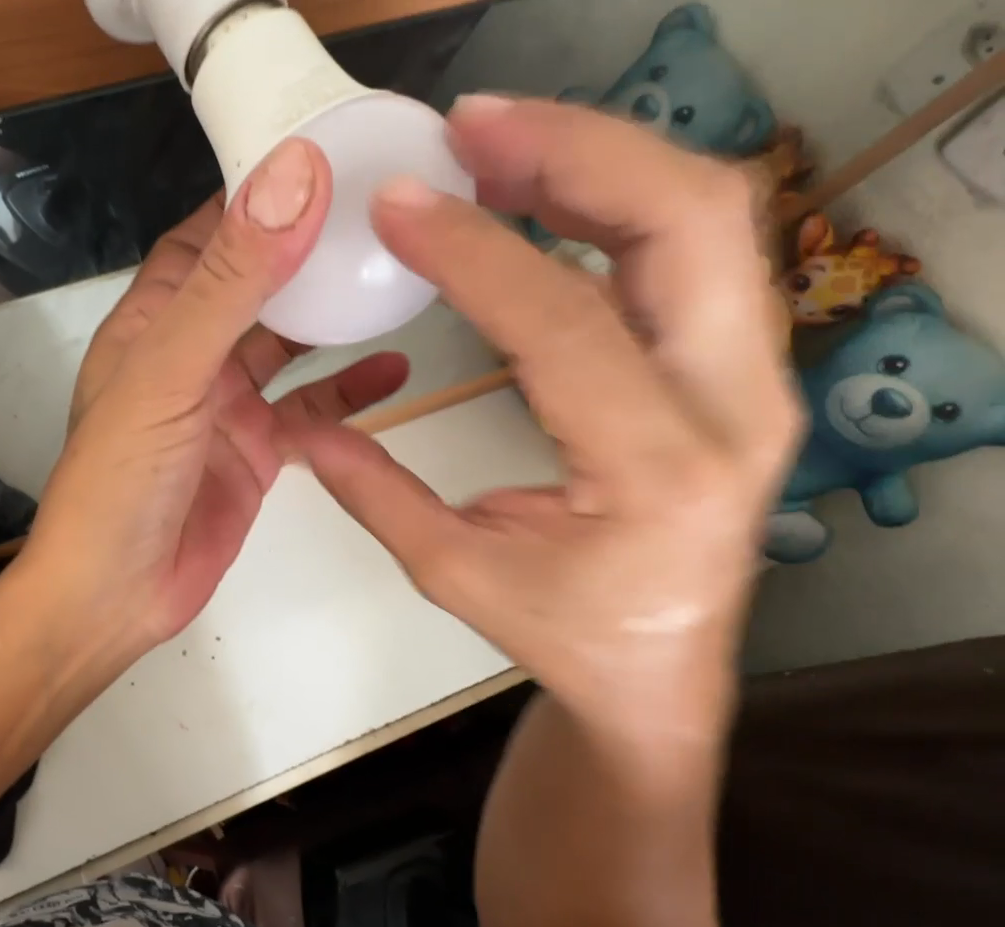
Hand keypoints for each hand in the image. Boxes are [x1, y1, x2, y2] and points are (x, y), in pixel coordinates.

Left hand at [19, 139, 409, 654]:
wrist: (115, 595)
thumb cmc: (122, 481)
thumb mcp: (172, 372)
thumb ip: (231, 282)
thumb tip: (294, 174)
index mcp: (150, 325)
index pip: (203, 238)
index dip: (254, 197)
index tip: (325, 151)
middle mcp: (188, 357)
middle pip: (254, 286)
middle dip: (308, 252)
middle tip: (385, 209)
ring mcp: (223, 408)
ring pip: (286, 347)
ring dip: (333, 318)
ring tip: (401, 278)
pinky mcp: (254, 455)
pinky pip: (308, 413)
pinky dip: (347, 393)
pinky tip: (397, 370)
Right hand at [292, 97, 803, 727]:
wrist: (661, 669)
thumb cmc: (567, 634)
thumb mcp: (454, 574)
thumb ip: (378, 494)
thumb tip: (304, 429)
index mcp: (657, 468)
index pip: (567, 324)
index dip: (476, 253)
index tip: (402, 207)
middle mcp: (734, 404)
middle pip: (691, 222)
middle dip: (577, 153)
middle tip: (471, 130)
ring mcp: (751, 373)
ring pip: (707, 216)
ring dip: (600, 161)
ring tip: (496, 144)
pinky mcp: (735, 361)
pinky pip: (691, 247)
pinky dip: (614, 199)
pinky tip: (540, 192)